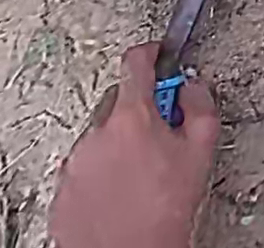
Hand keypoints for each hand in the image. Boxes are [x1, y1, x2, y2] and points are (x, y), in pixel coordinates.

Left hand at [49, 43, 219, 247]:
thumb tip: (190, 85)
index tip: (158, 54)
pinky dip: (101, 166)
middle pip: (118, 99)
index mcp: (131, 118)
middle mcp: (96, 136)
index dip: (150, 53)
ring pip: (100, 133)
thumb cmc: (165, 209)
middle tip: (160, 126)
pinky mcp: (61, 193)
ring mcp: (75, 165)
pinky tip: (121, 187)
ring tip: (141, 168)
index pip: (134, 63)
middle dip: (140, 104)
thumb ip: (200, 101)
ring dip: (119, 138)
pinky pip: (84, 164)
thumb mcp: (202, 146)